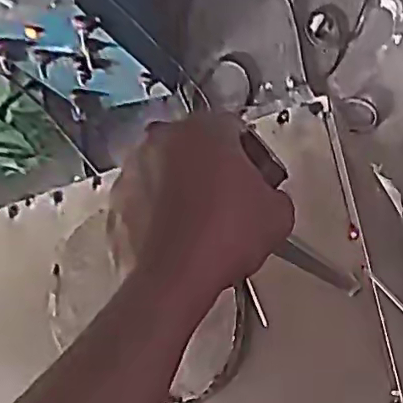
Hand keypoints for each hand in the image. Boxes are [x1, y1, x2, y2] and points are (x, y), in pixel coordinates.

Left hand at [109, 113, 293, 288]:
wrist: (179, 273)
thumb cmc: (225, 236)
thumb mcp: (279, 214)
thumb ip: (276, 193)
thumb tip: (270, 199)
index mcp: (207, 130)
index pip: (239, 130)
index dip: (257, 157)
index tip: (264, 178)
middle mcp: (166, 138)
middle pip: (201, 145)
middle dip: (220, 168)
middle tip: (240, 198)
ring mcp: (137, 165)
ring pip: (172, 168)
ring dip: (192, 186)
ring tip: (214, 221)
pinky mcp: (122, 196)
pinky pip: (151, 195)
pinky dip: (168, 208)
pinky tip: (190, 233)